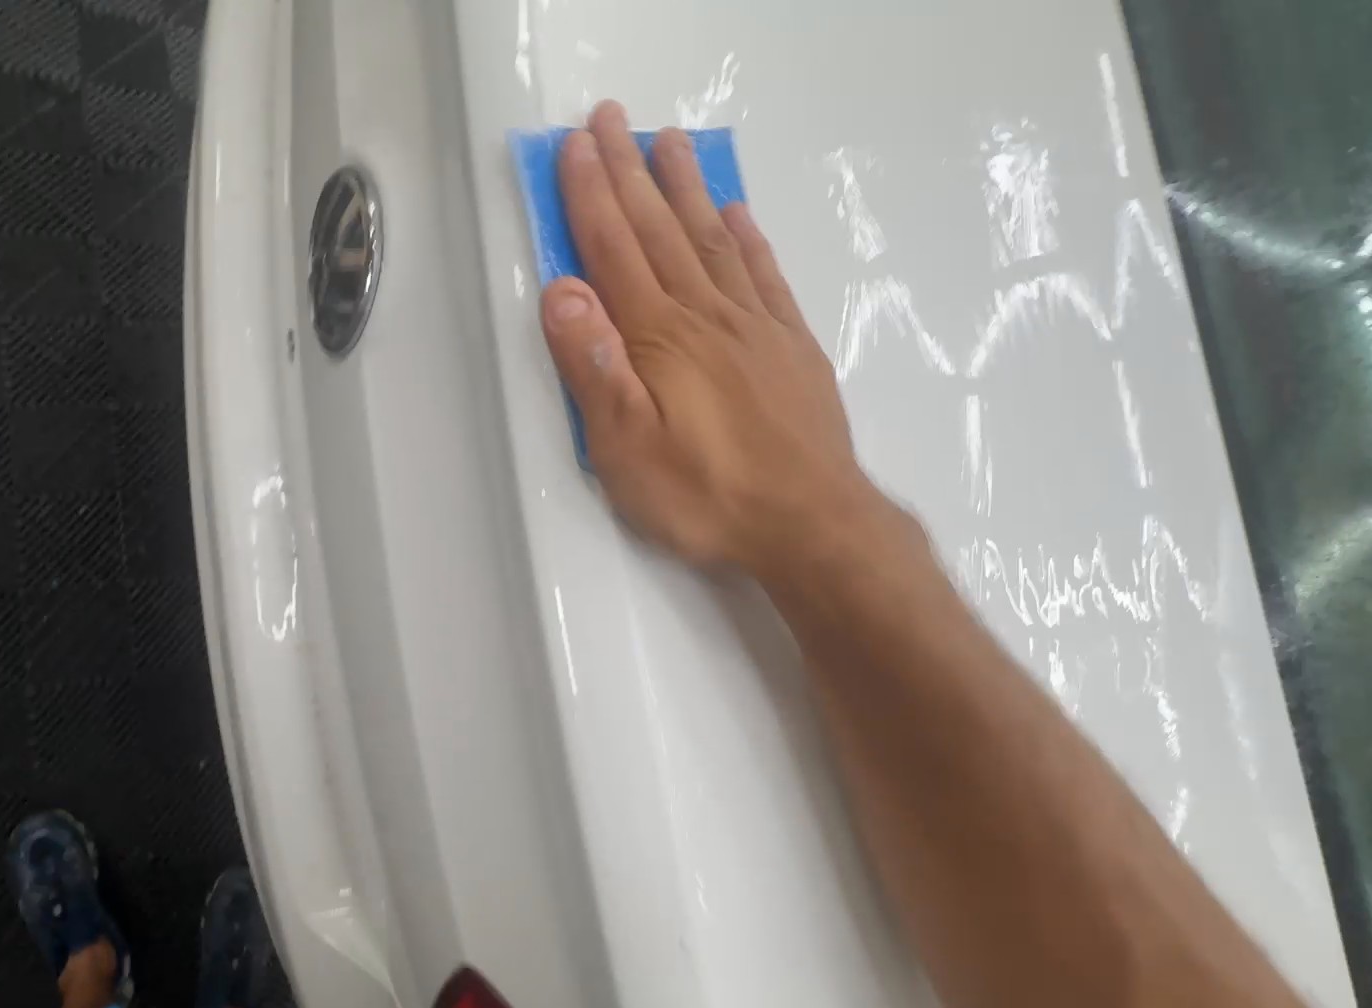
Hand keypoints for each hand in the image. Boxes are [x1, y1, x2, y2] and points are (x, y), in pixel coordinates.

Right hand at [540, 102, 896, 586]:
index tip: (575, 145)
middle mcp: (707, 315)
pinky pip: (765, 275)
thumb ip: (594, 368)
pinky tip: (737, 214)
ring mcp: (756, 327)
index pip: (615, 251)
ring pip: (713, 239)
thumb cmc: (706, 494)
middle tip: (612, 117)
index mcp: (660, 337)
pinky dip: (747, 238)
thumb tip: (561, 291)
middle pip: (661, 231)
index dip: (591, 196)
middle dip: (630, 172)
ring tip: (670, 142)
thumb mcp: (626, 448)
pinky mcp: (790, 347)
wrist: (810, 524)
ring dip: (686, 189)